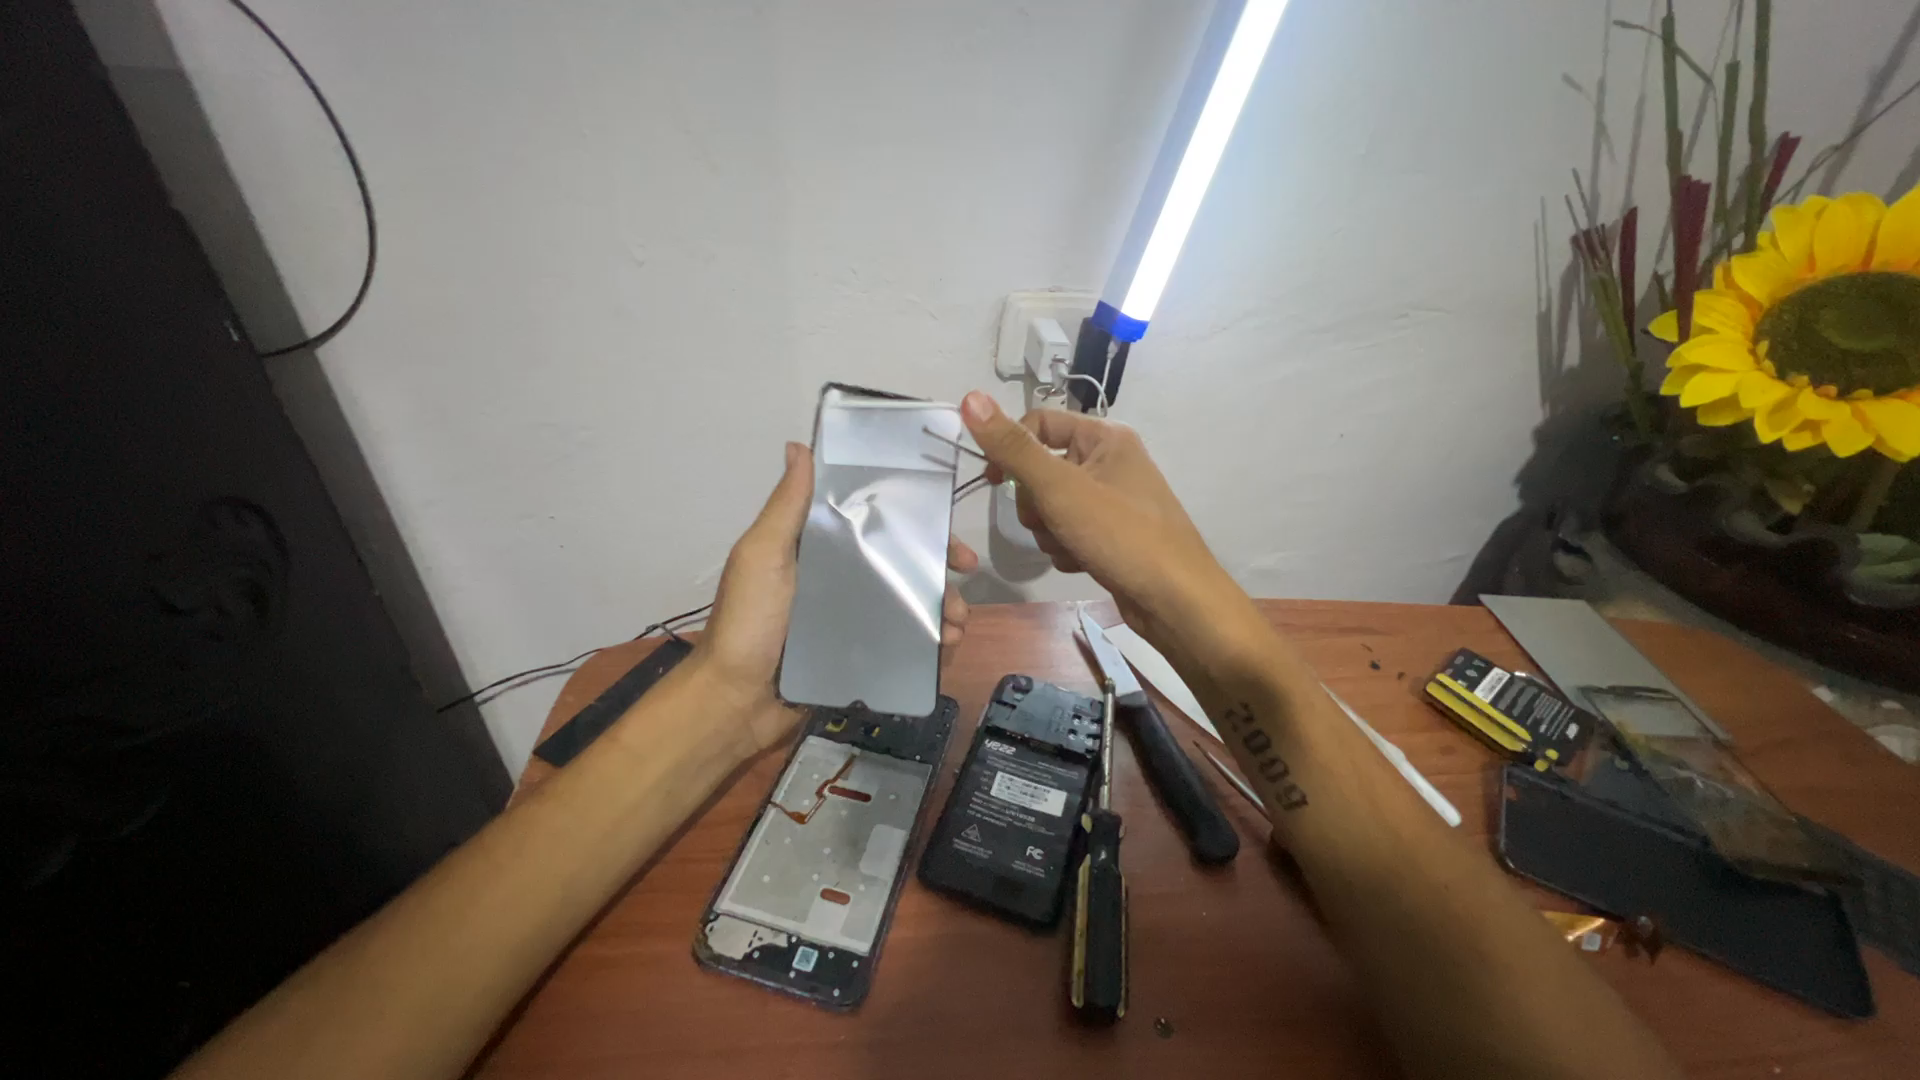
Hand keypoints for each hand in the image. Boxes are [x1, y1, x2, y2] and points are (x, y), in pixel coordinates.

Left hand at [697, 442, 977, 758]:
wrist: (735, 702)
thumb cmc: (748, 622)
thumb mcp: (763, 556)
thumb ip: (787, 506)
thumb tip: (799, 446)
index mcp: (820, 551)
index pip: (878, 528)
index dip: (916, 527)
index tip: (948, 534)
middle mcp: (840, 582)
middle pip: (902, 569)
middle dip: (939, 577)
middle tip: (963, 588)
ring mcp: (851, 623)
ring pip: (909, 609)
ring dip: (940, 614)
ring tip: (956, 629)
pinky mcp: (857, 660)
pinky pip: (901, 649)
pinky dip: (928, 648)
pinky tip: (945, 652)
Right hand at [960, 391, 1263, 672]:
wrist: (1175, 601)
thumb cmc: (1121, 535)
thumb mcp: (1059, 488)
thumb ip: (1013, 448)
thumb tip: (970, 398)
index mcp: (1105, 438)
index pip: (1040, 424)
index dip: (1012, 449)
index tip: (993, 482)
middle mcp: (1110, 462)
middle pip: (1041, 470)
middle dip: (1036, 504)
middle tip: (1052, 520)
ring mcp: (1112, 501)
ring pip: (1051, 507)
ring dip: (1050, 531)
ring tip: (1072, 547)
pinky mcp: (1112, 535)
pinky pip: (1068, 532)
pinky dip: (1067, 548)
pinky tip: (1082, 562)